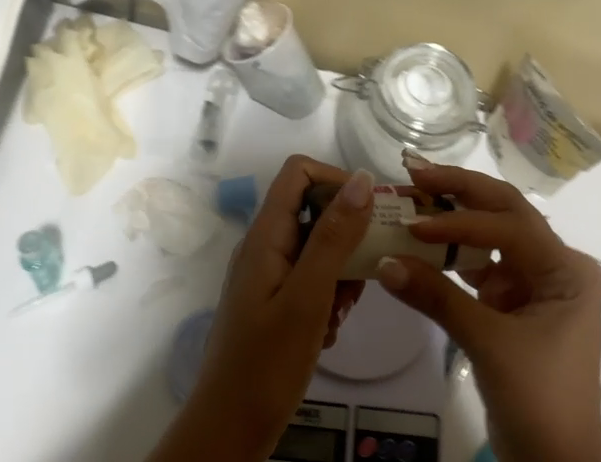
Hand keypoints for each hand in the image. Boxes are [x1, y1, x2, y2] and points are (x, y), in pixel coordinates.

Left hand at [148, 155, 371, 461]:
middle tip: (367, 273)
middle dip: (347, 233)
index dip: (337, 179)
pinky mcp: (274, 302)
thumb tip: (363, 179)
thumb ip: (335, 237)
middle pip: (313, 209)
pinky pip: (310, 278)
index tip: (371, 212)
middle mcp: (265, 246)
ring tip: (345, 309)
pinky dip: (328, 295)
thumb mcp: (309, 297)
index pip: (299, 172)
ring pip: (317, 247)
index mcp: (266, 235)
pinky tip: (331, 329)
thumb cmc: (267, 363)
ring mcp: (267, 274)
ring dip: (341, 270)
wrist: (229, 429)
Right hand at [378, 156, 600, 461]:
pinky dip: (453, 258)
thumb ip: (437, 297)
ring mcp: (536, 286)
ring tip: (415, 196)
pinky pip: (482, 269)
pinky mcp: (517, 308)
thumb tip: (384, 261)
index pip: (508, 224)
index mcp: (565, 268)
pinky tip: (423, 248)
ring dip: (455, 220)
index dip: (459, 219)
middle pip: (505, 214)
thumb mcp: (488, 343)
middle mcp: (556, 266)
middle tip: (415, 172)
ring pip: (492, 237)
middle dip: (461, 191)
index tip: (413, 222)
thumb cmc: (539, 399)